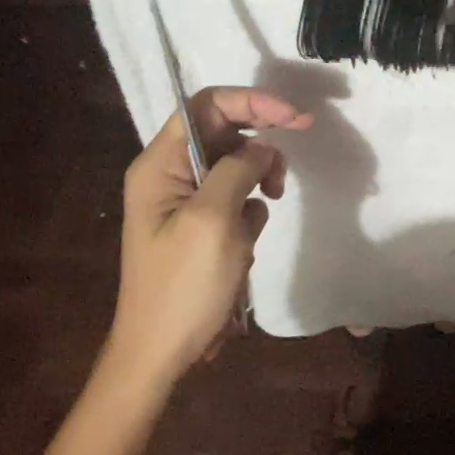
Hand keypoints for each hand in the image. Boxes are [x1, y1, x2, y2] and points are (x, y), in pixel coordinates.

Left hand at [105, 88, 312, 385]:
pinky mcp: (202, 227)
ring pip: (236, 167)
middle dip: (260, 148)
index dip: (252, 101)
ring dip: (258, 185)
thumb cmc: (181, 287)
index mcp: (159, 165)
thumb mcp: (213, 221)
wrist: (159, 353)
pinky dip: (251, 213)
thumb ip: (238, 170)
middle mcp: (169, 174)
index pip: (206, 105)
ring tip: (265, 213)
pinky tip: (246, 244)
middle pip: (224, 133)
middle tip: (284, 176)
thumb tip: (262, 147)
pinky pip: (237, 200)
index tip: (295, 118)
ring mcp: (186, 202)